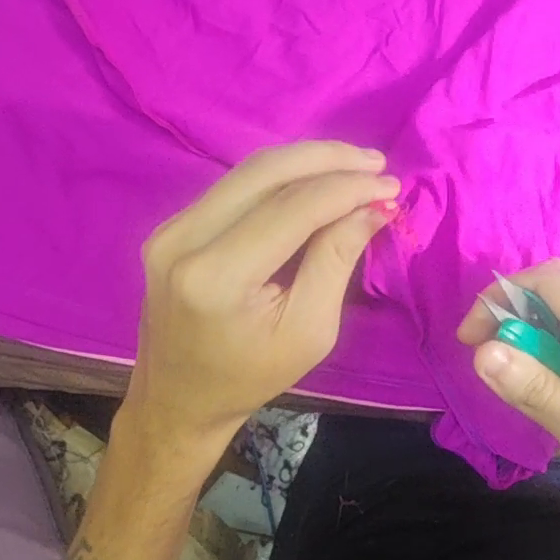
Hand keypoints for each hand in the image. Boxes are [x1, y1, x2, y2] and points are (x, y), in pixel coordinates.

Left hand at [126, 141, 398, 447]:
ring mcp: (170, 229)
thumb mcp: (309, 332)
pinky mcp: (170, 227)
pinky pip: (233, 189)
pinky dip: (279, 180)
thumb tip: (372, 205)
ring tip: (353, 167)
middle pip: (265, 173)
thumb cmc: (250, 378)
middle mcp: (183, 241)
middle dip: (326, 160)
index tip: (389, 184)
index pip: (291, 209)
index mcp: (215, 277)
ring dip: (305, 163)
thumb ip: (336, 262)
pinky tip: (313, 184)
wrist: (180, 400)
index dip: (345, 189)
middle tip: (375, 162)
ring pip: (247, 172)